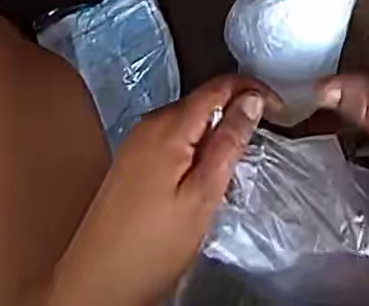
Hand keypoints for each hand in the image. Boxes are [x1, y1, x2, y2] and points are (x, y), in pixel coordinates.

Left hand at [45, 76, 276, 305]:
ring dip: (218, 129)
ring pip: (191, 119)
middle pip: (205, 100)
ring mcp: (136, 143)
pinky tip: (203, 173)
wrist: (89, 293)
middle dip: (237, 110)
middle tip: (261, 137)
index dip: (255, 89)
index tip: (279, 108)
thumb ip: (230, 141)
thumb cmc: (152, 248)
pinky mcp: (130, 162)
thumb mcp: (203, 195)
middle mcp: (150, 124)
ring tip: (236, 159)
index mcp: (168, 126)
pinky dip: (197, 144)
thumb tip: (253, 98)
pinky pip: (174, 137)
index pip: (221, 85)